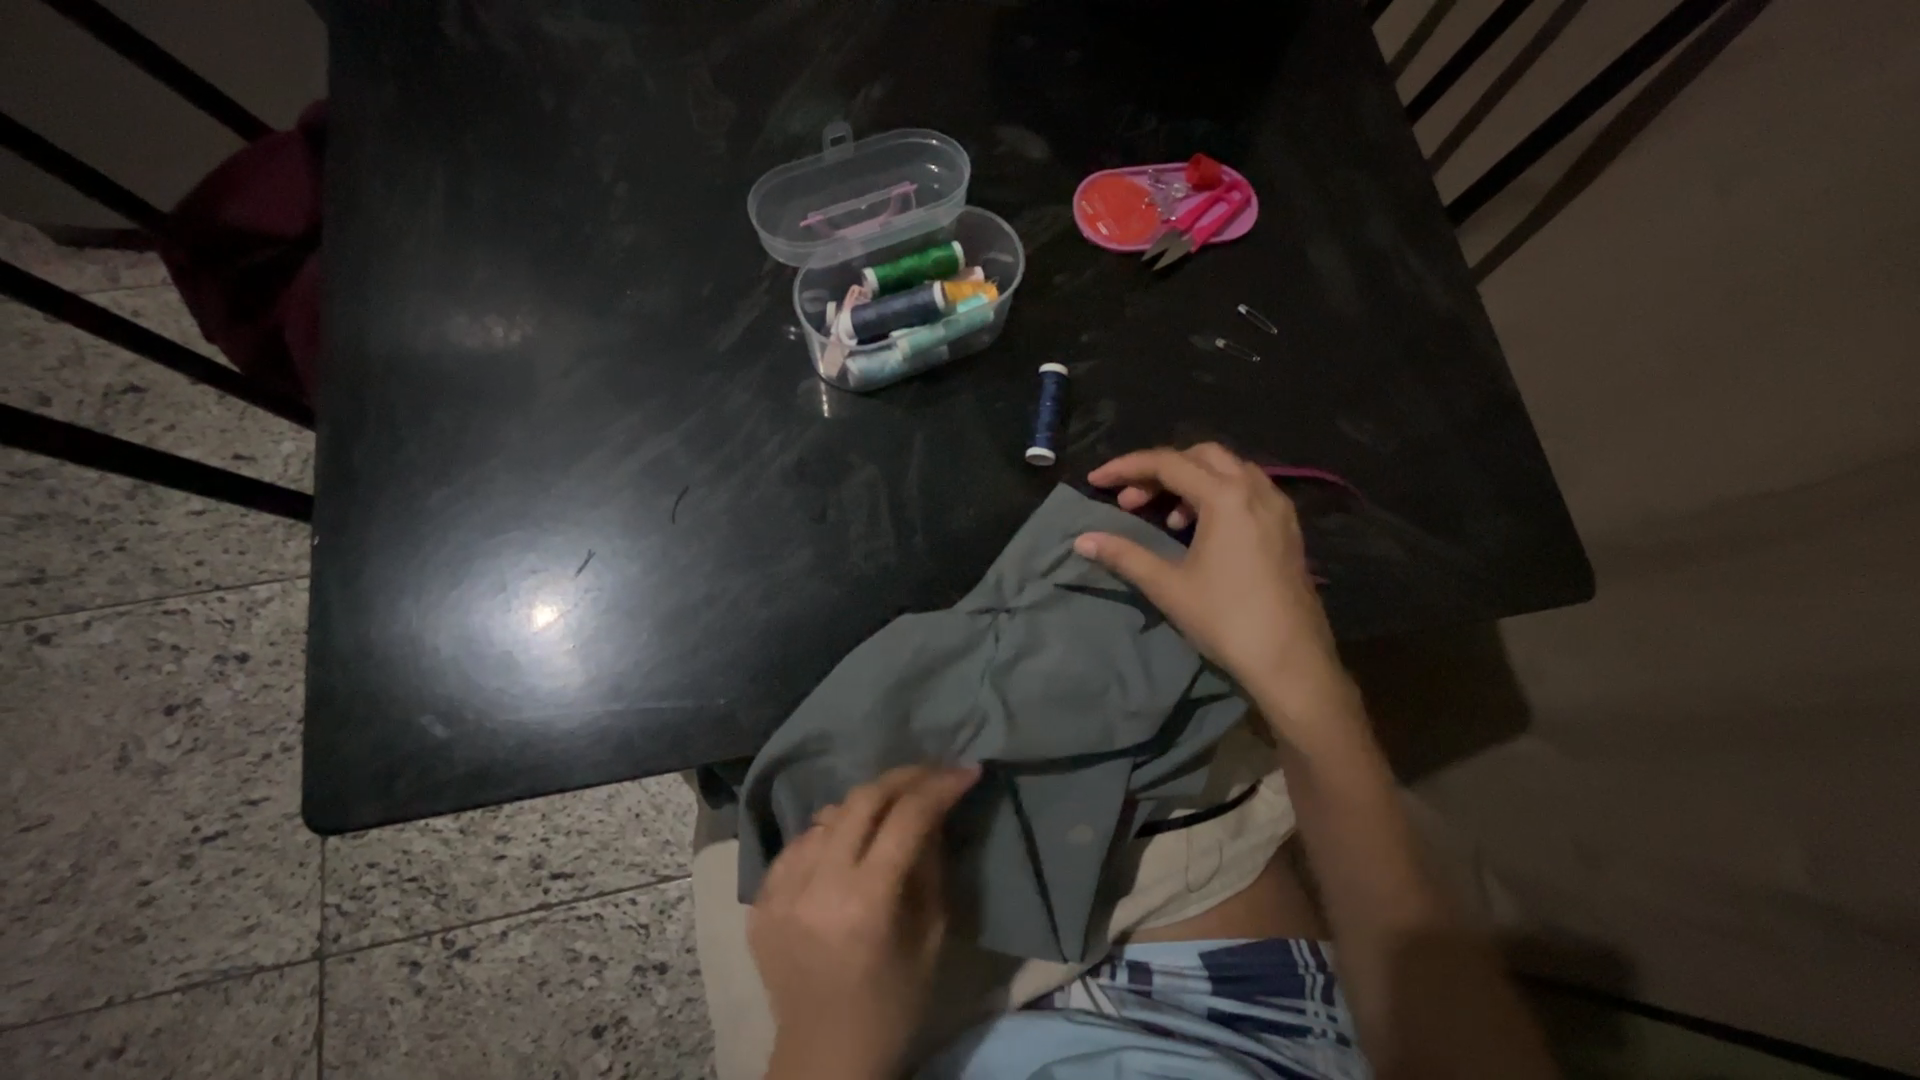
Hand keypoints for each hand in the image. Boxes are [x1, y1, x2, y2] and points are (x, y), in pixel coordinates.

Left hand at [750, 764, 979, 1079]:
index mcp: (865, 904)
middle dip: (904, 778)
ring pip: (826, 816)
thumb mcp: (931, 937)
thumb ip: (931, 866)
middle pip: (861, 801)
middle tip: (933, 773)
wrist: (825, 1057)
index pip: (906, 818)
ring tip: (892, 809)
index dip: (940, 786)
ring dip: (865, 806)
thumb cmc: (895, 1004)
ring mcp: (779, 892)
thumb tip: (935, 809)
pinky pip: (798, 845)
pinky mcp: (758, 901)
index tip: (967, 770)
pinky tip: (847, 845)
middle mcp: (816, 887)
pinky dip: (828, 835)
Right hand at [1074, 444, 1356, 737]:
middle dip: (1160, 471)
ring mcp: (1278, 508)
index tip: (1095, 481)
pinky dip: (1217, 496)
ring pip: (1228, 471)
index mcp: (1226, 496)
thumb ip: (1125, 555)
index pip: (1167, 463)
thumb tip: (1082, 541)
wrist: (1291, 660)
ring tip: (1166, 519)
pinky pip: (1247, 491)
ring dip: (1190, 482)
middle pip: (1201, 456)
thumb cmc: (1226, 619)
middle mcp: (1256, 490)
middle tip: (1131, 502)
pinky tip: (1201, 531)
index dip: (1126, 468)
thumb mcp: (1168, 586)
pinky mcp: (1288, 528)